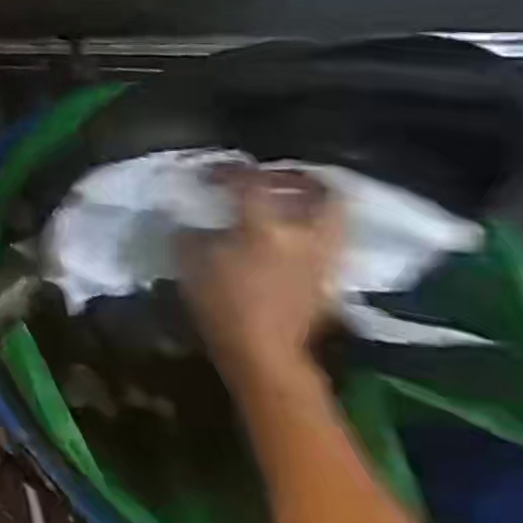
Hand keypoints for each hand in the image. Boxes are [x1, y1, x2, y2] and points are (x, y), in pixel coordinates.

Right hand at [179, 168, 343, 383]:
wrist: (262, 352)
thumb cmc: (218, 302)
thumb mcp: (189, 258)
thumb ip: (194, 228)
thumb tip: (194, 214)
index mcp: (264, 228)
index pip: (251, 182)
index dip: (231, 170)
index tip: (212, 170)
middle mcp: (304, 236)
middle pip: (322, 193)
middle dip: (299, 178)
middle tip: (270, 176)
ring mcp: (324, 257)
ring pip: (333, 216)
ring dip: (310, 203)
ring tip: (283, 202)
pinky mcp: (330, 277)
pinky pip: (328, 238)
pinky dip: (311, 227)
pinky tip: (287, 233)